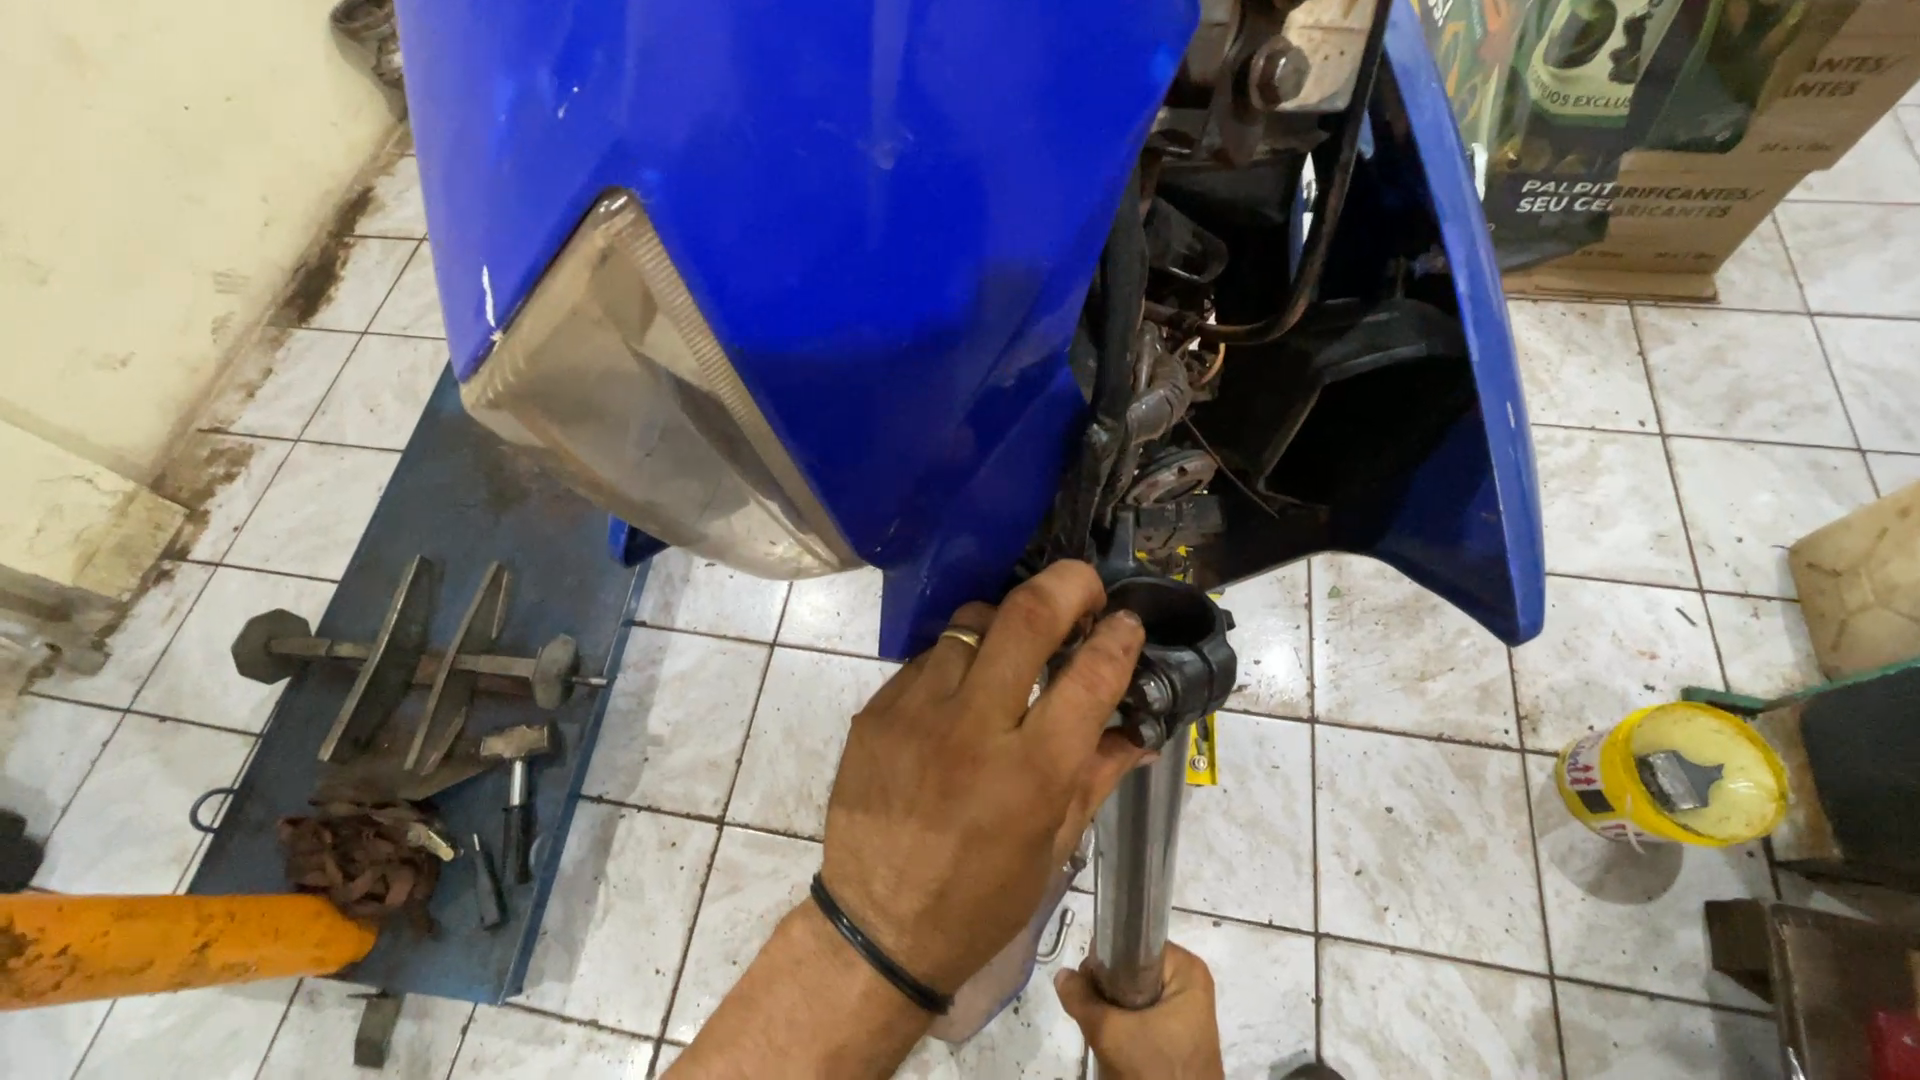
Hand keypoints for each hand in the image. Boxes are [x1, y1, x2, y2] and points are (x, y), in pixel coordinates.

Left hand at [819, 560, 1148, 993]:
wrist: (877, 925)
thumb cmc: (981, 898)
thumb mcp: (1054, 847)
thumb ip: (1097, 774)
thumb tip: (1141, 731)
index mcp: (1032, 772)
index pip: (1091, 675)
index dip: (1119, 636)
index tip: (1127, 622)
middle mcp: (973, 728)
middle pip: (1026, 616)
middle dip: (1066, 585)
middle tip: (1083, 588)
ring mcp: (916, 712)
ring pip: (970, 625)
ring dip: (1004, 623)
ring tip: (1015, 645)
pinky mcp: (876, 711)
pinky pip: (928, 659)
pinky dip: (956, 661)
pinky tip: (962, 691)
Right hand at [1054, 943, 1224, 1079]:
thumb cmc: (1156, 1072)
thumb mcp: (1110, 1033)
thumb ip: (1080, 998)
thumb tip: (1061, 974)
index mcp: (1186, 969)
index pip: (1133, 944)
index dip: (1105, 959)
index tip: (1088, 982)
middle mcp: (1190, 982)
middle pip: (1133, 968)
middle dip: (1107, 987)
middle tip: (1094, 1010)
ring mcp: (1187, 1009)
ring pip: (1134, 992)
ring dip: (1114, 1007)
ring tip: (1103, 1027)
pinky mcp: (1180, 1033)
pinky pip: (1144, 1012)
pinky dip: (1126, 1022)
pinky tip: (1116, 1041)